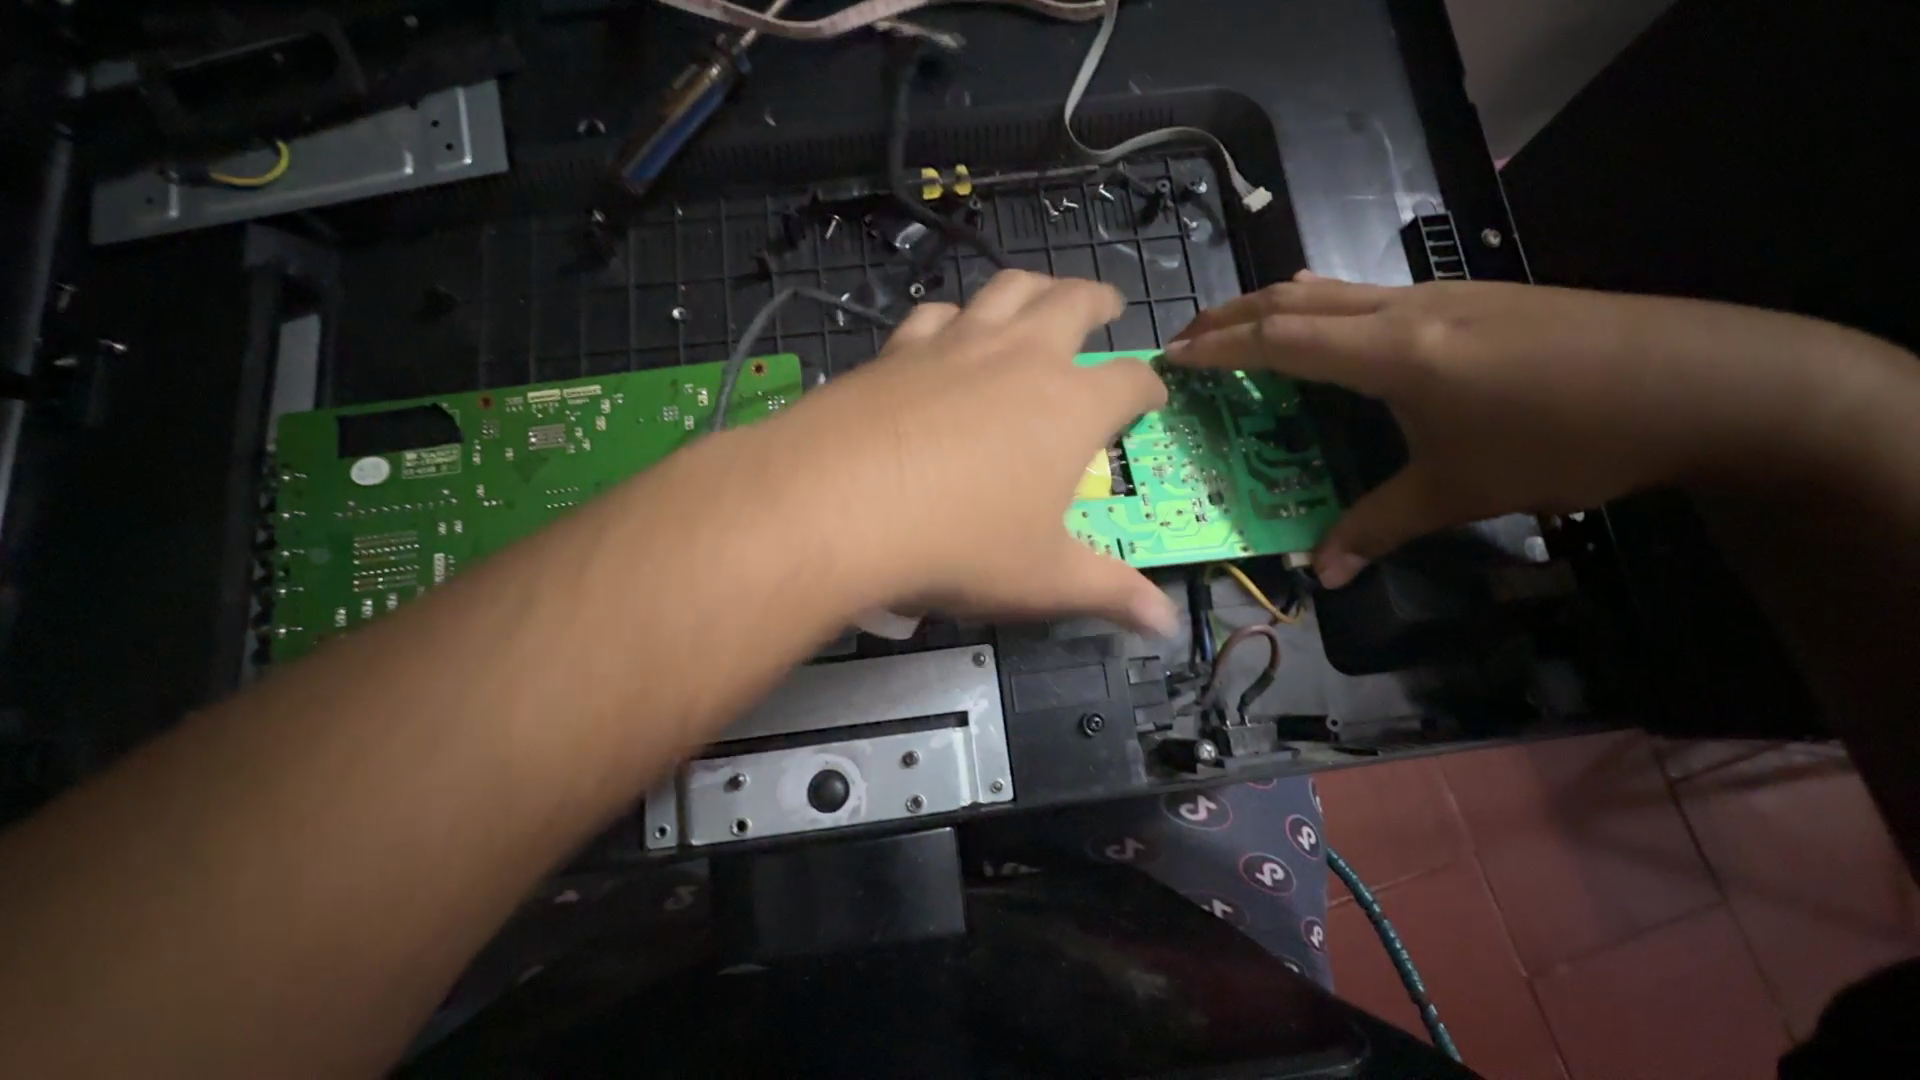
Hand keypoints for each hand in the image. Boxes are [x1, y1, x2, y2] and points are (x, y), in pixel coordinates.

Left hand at [754, 270, 1179, 634]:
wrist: (837, 507)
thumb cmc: (958, 546)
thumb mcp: (1042, 580)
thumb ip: (1109, 594)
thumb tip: (1166, 624)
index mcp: (1071, 406)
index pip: (1129, 381)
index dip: (1147, 387)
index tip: (1151, 396)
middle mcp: (1020, 357)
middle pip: (1072, 303)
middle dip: (1097, 300)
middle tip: (1107, 304)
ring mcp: (955, 346)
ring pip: (1006, 289)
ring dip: (1033, 288)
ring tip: (1040, 296)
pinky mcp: (897, 350)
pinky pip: (936, 315)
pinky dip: (955, 316)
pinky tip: (948, 328)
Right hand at [1169, 273, 1906, 585]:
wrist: (1707, 379)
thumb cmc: (1566, 439)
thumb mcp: (1461, 491)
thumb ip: (1378, 527)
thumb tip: (1319, 575)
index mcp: (1392, 353)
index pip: (1279, 340)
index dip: (1219, 348)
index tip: (1170, 356)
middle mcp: (1405, 310)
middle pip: (1295, 299)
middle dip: (1232, 315)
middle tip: (1186, 337)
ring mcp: (1443, 295)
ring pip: (1334, 287)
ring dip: (1276, 303)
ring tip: (1238, 326)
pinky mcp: (1474, 297)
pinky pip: (1371, 292)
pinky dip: (1324, 303)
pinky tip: (1329, 323)